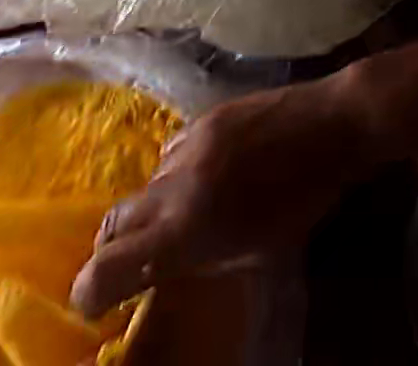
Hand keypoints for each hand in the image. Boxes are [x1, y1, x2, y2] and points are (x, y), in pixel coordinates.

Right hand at [70, 75, 373, 317]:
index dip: (91, 290)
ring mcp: (188, 144)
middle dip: (112, 246)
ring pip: (147, 182)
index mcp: (187, 229)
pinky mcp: (204, 116)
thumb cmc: (303, 199)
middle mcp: (175, 185)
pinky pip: (171, 151)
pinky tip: (203, 173)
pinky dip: (176, 171)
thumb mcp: (257, 251)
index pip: (111, 266)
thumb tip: (172, 262)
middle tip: (128, 260)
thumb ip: (205, 258)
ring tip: (182, 211)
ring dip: (153, 205)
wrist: (327, 126)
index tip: (92, 301)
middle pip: (114, 220)